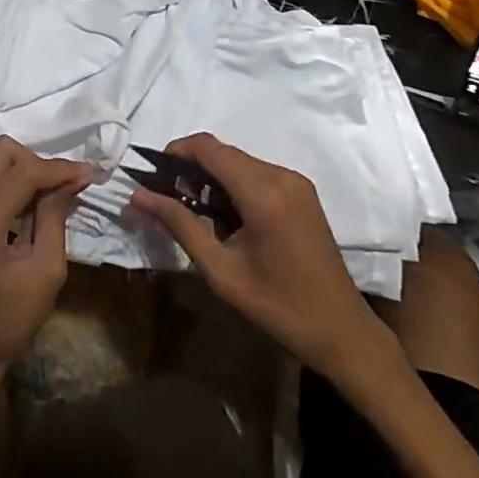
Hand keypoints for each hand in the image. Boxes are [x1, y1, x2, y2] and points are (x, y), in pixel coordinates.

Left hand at [0, 136, 91, 370]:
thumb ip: (56, 215)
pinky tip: (41, 198)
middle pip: (3, 152)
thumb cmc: (16, 314)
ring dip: (30, 167)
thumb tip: (76, 176)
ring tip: (57, 190)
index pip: (22, 175)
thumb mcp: (48, 268)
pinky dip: (21, 178)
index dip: (58, 169)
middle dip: (39, 160)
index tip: (88, 173)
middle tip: (65, 182)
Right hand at [128, 133, 385, 379]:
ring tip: (194, 210)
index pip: (210, 149)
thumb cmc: (276, 306)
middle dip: (192, 166)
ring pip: (241, 161)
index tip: (152, 171)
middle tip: (167, 196)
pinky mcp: (302, 190)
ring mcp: (296, 181)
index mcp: (263, 193)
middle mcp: (281, 176)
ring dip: (213, 175)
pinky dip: (235, 183)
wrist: (339, 328)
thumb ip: (180, 226)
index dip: (177, 150)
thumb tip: (139, 196)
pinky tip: (226, 215)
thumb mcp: (220, 271)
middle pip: (225, 152)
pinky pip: (259, 172)